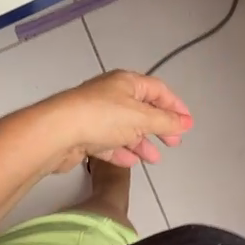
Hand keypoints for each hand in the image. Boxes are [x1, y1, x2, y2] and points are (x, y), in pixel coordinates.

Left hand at [32, 70, 192, 172]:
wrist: (57, 132)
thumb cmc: (103, 117)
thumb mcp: (141, 118)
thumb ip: (166, 121)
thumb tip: (186, 122)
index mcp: (126, 82)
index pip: (158, 90)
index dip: (175, 106)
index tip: (187, 124)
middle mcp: (111, 95)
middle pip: (142, 109)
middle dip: (159, 126)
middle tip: (173, 143)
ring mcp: (96, 115)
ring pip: (125, 128)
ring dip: (141, 142)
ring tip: (154, 159)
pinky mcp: (84, 134)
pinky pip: (109, 142)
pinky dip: (122, 151)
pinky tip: (131, 162)